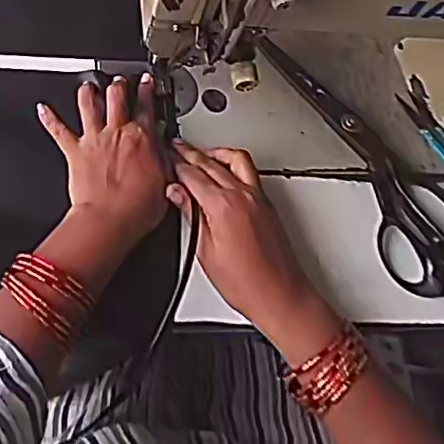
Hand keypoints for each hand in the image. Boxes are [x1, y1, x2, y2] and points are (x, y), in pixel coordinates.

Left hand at [37, 76, 169, 273]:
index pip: (146, 106)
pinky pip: (58, 131)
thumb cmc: (135, 209)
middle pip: (116, 96)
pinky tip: (43, 109)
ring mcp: (94, 140)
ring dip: (87, 93)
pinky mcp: (74, 152)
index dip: (146, 89)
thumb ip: (165, 163)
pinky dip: (49, 118)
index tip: (145, 82)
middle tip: (118, 80)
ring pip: (88, 104)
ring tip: (87, 86)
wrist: (108, 221)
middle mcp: (117, 132)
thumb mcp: (165, 183)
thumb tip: (170, 155)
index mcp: (142, 138)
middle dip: (117, 85)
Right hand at [169, 143, 340, 362]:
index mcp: (223, 205)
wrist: (278, 295)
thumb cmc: (246, 283)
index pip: (192, 174)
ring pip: (234, 159)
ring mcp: (258, 196)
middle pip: (210, 162)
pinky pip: (249, 170)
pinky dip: (233, 163)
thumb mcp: (204, 251)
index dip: (175, 164)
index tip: (165, 159)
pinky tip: (224, 169)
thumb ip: (190, 215)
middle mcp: (243, 195)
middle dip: (190, 153)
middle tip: (176, 149)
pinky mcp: (267, 202)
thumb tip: (177, 194)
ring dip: (215, 153)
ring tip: (200, 153)